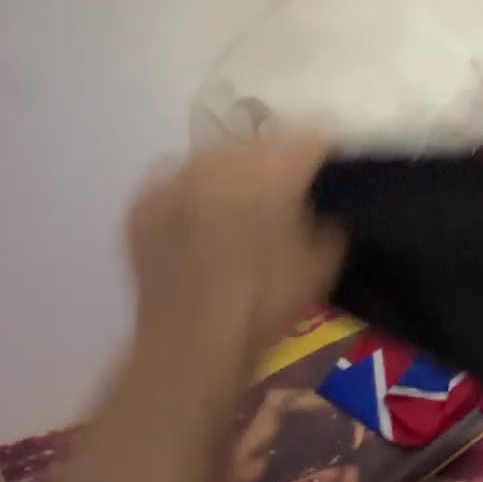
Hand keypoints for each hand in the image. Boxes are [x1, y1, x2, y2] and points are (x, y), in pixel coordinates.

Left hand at [125, 136, 345, 358]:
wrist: (194, 341)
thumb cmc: (271, 302)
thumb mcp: (325, 260)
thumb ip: (327, 221)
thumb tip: (320, 206)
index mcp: (273, 183)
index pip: (306, 140)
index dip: (326, 142)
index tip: (338, 150)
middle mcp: (220, 174)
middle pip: (257, 140)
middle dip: (280, 147)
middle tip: (297, 165)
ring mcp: (175, 189)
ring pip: (213, 153)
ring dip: (237, 160)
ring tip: (250, 179)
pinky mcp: (143, 208)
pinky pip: (171, 176)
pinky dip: (193, 179)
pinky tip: (205, 197)